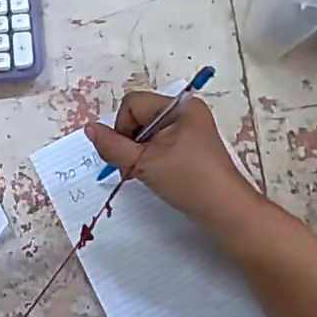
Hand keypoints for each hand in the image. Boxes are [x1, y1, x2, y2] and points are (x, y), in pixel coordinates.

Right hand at [84, 92, 265, 229]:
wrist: (227, 212)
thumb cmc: (188, 181)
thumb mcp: (144, 164)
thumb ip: (112, 146)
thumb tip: (89, 129)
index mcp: (180, 106)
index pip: (133, 104)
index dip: (122, 128)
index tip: (128, 155)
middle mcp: (187, 111)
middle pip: (140, 115)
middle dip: (130, 141)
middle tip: (133, 168)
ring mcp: (191, 128)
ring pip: (148, 131)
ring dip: (139, 151)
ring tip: (145, 174)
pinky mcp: (192, 146)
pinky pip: (161, 142)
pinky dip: (152, 156)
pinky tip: (157, 175)